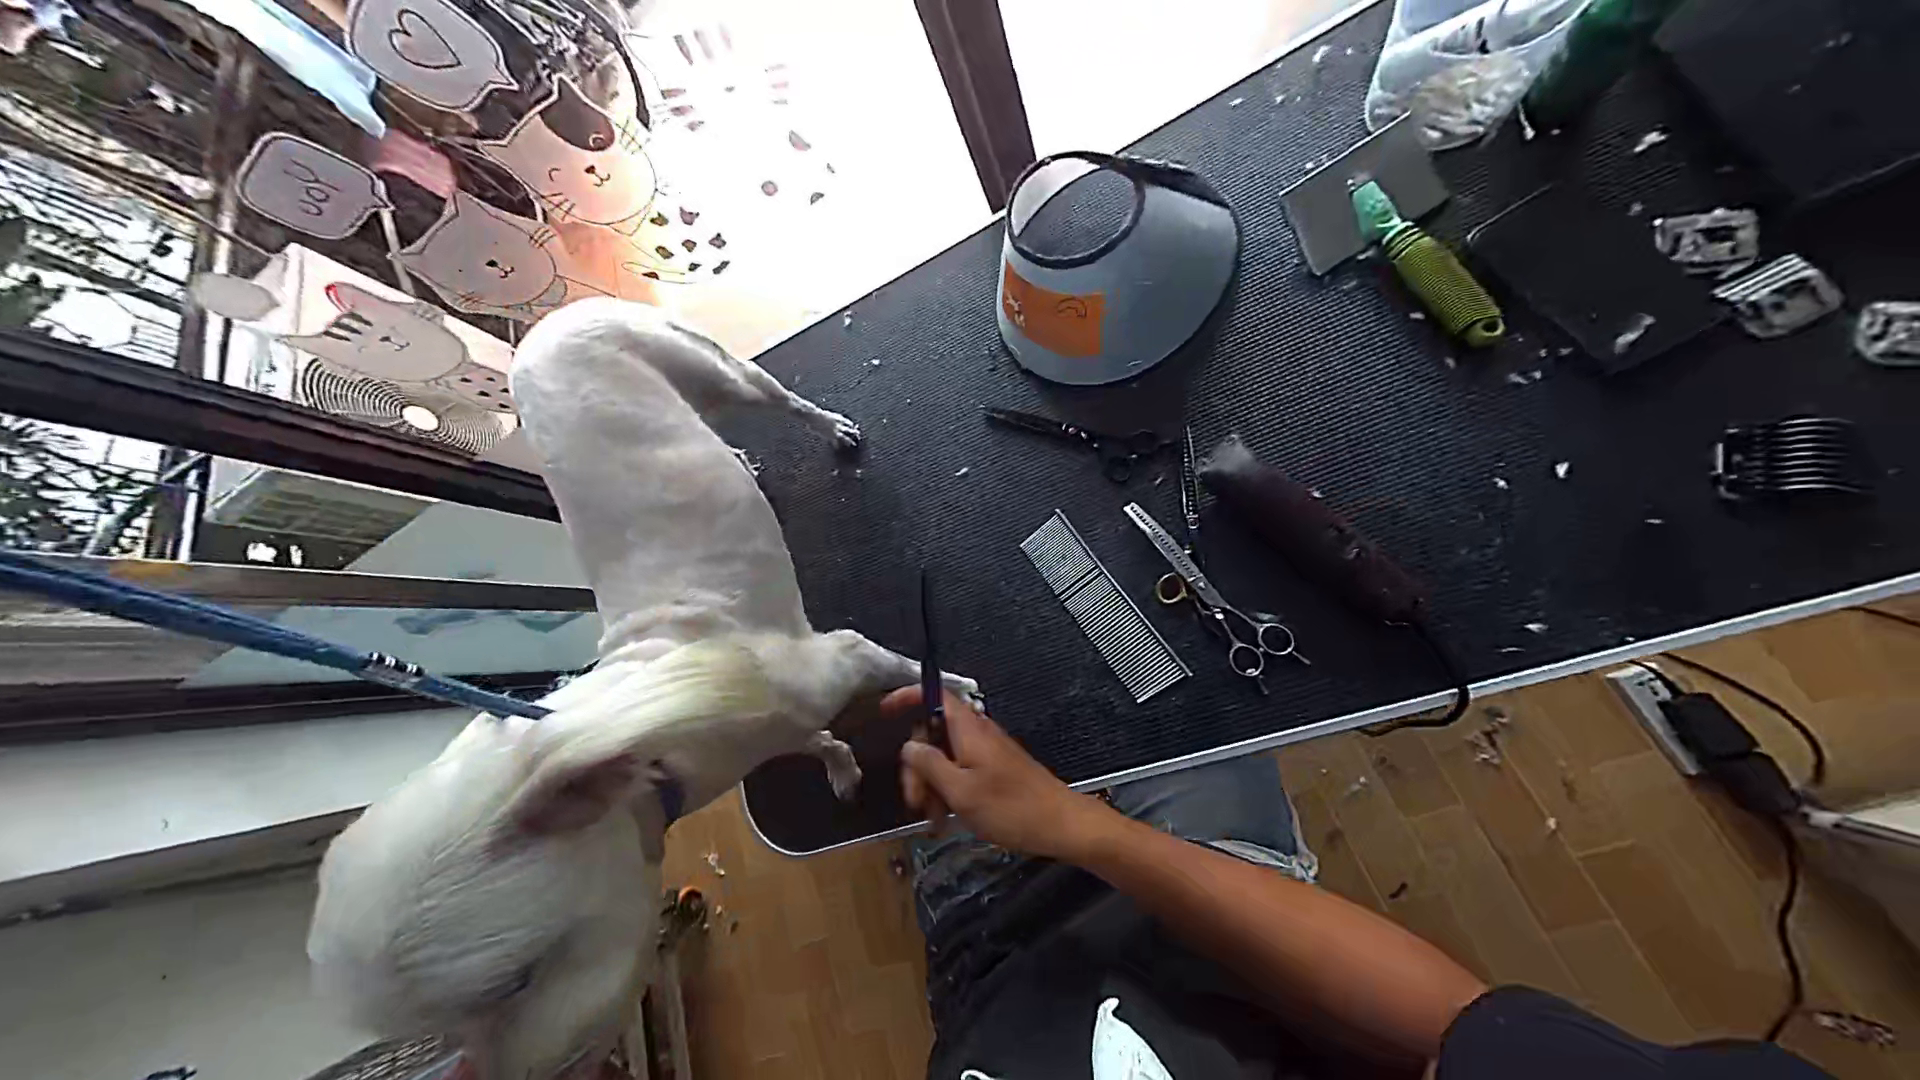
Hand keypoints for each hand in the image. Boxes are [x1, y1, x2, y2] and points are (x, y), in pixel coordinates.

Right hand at [885, 686, 1115, 859]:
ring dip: (931, 784)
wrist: (1059, 824)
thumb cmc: (1009, 807)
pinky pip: (960, 771)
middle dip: (917, 764)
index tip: (885, 710)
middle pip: (934, 733)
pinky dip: (948, 790)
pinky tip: (946, 819)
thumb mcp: (960, 791)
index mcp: (968, 728)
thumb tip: (909, 745)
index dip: (908, 697)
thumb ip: (929, 764)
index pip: (935, 695)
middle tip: (915, 800)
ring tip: (933, 819)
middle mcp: (976, 733)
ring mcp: (986, 751)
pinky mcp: (993, 770)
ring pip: (944, 756)